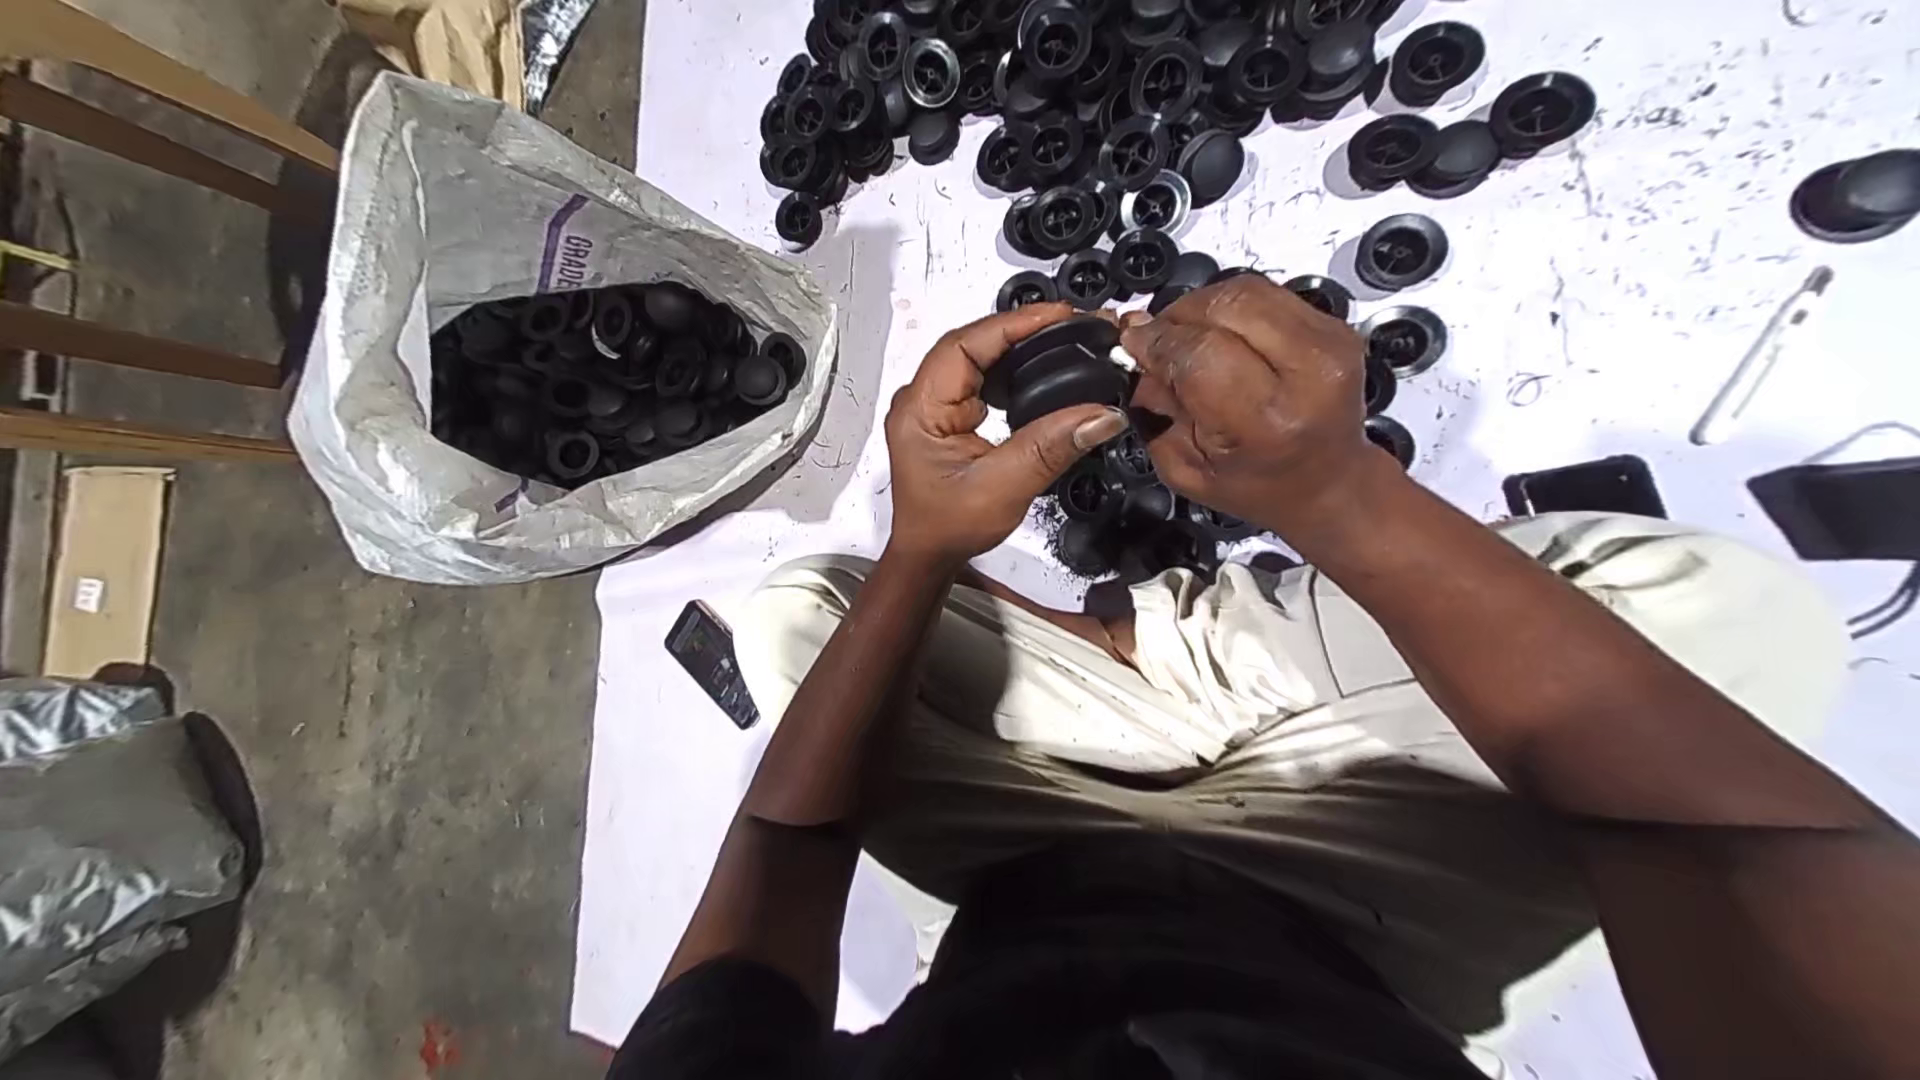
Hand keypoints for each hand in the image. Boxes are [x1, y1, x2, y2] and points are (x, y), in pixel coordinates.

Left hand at [886, 304, 1129, 563]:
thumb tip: (1101, 415)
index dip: (1013, 324)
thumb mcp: (1003, 489)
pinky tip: (1039, 367)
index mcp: (920, 410)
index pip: (965, 345)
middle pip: (973, 344)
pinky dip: (1011, 368)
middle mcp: (921, 400)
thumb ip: (1050, 448)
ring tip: (1063, 339)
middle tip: (1073, 324)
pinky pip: (981, 377)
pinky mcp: (948, 415)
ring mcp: (933, 406)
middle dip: (1022, 329)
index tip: (1060, 316)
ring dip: (1019, 346)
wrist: (931, 553)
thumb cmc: (949, 527)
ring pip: (977, 357)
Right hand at [1120, 275, 1388, 532]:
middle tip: (1156, 341)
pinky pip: (1264, 294)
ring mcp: (1327, 341)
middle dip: (1176, 318)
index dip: (1158, 343)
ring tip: (1183, 337)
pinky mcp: (1332, 325)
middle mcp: (1310, 372)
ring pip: (1244, 291)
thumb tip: (1139, 352)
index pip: (1199, 353)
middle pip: (1224, 307)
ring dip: (1199, 308)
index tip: (1132, 345)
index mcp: (1270, 421)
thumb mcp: (1188, 471)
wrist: (1329, 483)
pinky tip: (1215, 335)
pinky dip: (1227, 308)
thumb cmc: (1258, 487)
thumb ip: (1158, 413)